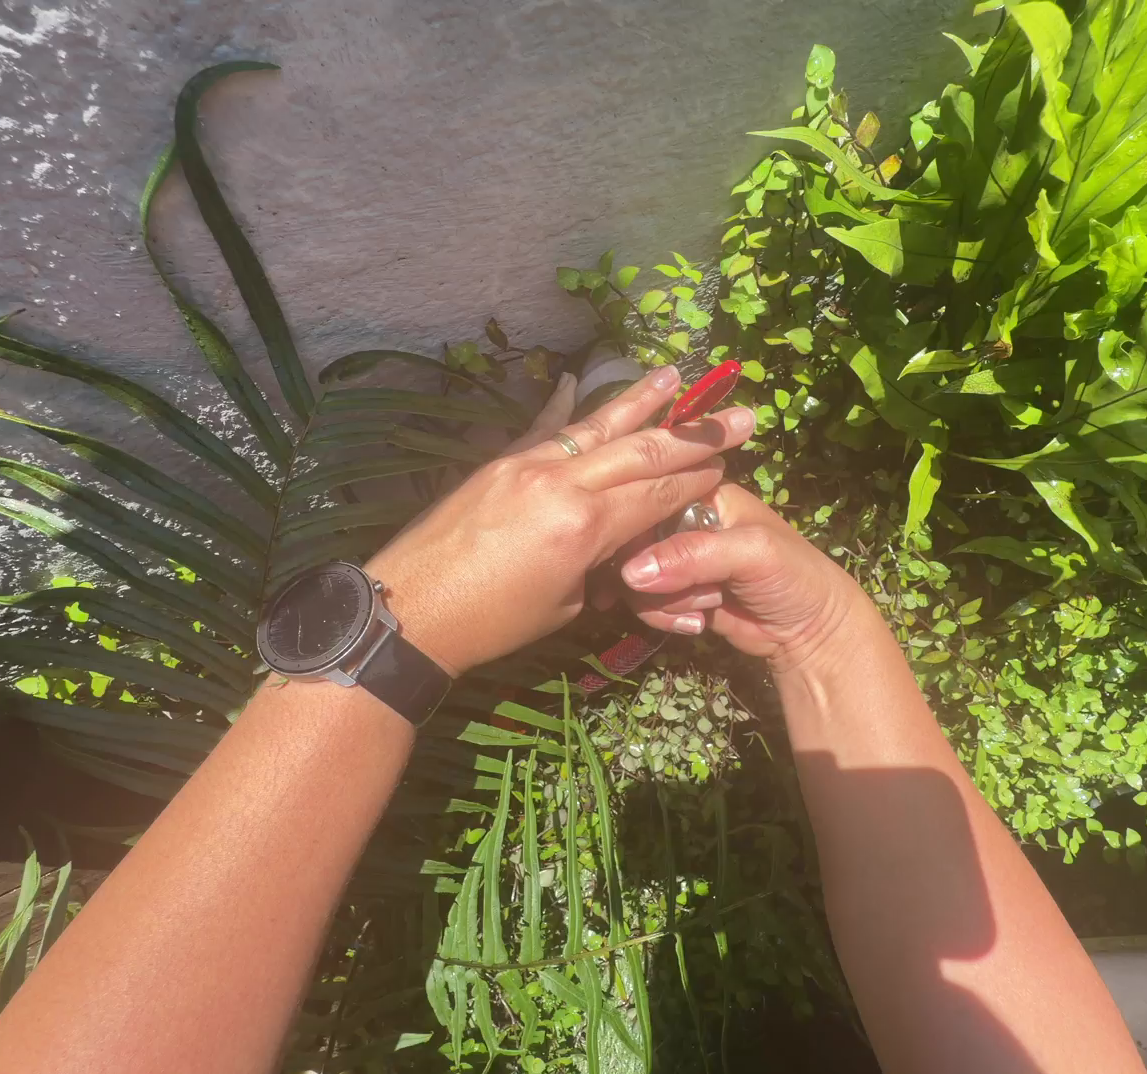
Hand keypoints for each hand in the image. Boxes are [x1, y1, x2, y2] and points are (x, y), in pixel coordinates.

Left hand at [365, 366, 754, 675]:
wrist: (409, 611)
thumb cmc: (493, 625)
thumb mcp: (564, 606)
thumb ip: (598, 560)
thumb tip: (616, 536)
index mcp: (584, 527)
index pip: (656, 491)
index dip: (695, 476)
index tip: (727, 460)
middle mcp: (560, 482)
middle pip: (640, 450)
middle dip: (693, 433)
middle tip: (737, 415)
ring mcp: (525, 465)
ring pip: (594, 426)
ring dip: (639, 401)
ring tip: (675, 376)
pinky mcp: (497, 463)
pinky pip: (540, 430)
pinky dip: (563, 407)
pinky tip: (575, 383)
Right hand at [614, 484, 881, 674]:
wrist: (811, 633)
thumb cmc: (793, 575)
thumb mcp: (751, 553)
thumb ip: (693, 554)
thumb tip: (630, 572)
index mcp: (701, 493)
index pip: (647, 498)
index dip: (635, 528)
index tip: (638, 559)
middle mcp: (681, 522)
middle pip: (632, 541)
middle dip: (652, 575)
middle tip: (687, 590)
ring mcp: (676, 560)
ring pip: (634, 577)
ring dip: (664, 600)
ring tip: (707, 606)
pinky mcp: (674, 593)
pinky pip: (645, 603)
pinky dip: (664, 617)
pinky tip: (698, 623)